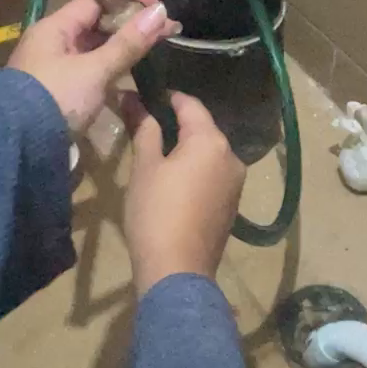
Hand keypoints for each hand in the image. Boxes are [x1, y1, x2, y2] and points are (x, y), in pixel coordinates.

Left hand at [6, 0, 180, 133]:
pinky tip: (132, 74)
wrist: (19, 147)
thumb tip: (160, 10)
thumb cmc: (57, 98)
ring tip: (156, 50)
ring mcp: (54, 68)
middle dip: (130, 26)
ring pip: (94, 49)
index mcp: (54, 28)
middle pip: (96, 25)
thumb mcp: (95, 70)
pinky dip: (111, 69)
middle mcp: (52, 42)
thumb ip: (127, 43)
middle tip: (166, 31)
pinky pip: (90, 70)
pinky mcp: (59, 91)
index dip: (127, 2)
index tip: (157, 10)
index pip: (95, 2)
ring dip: (122, 49)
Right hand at [124, 92, 245, 295]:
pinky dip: (195, 168)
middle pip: (202, 127)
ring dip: (186, 146)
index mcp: (211, 141)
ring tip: (156, 150)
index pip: (190, 104)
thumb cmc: (156, 212)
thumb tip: (131, 97)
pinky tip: (173, 178)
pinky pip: (212, 173)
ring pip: (208, 151)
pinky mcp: (231, 203)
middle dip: (176, 122)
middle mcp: (231, 155)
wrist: (177, 272)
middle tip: (144, 122)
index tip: (142, 95)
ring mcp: (235, 181)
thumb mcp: (145, 166)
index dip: (166, 97)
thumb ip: (143, 128)